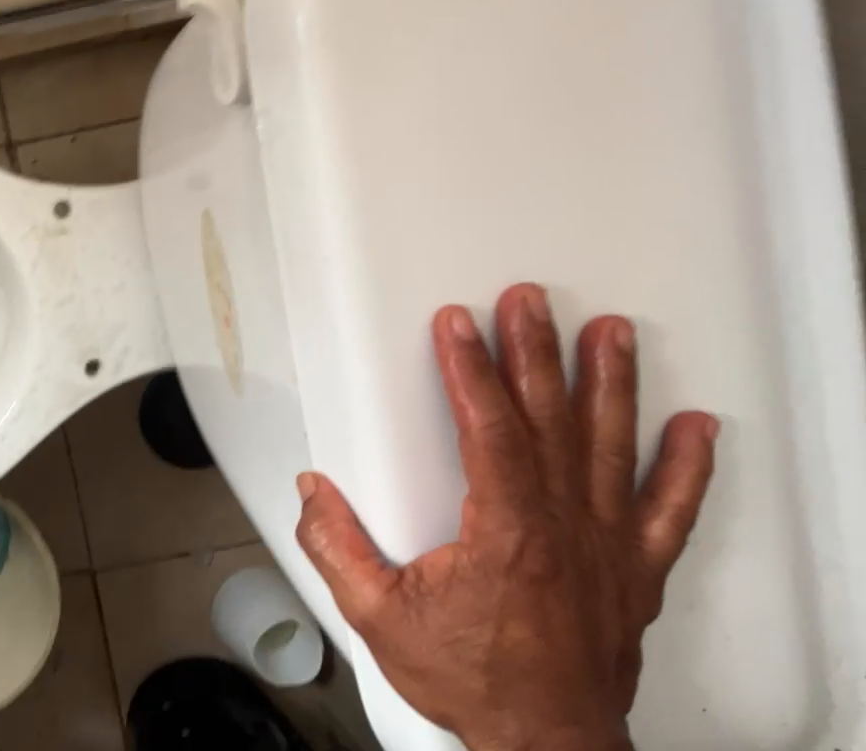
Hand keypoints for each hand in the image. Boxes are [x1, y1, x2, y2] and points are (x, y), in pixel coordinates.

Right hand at [295, 284, 717, 750]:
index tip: (458, 326)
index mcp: (506, 537)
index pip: (493, 433)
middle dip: (536, 355)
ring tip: (610, 333)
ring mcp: (608, 550)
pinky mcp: (634, 572)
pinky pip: (670, 510)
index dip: (473, 372)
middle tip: (529, 303)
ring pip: (612, 450)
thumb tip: (311, 491)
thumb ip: (335, 546)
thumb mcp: (376, 615)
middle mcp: (565, 533)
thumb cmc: (470, 682)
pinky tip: (697, 427)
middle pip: (553, 424)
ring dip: (611, 386)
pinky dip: (687, 466)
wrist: (546, 747)